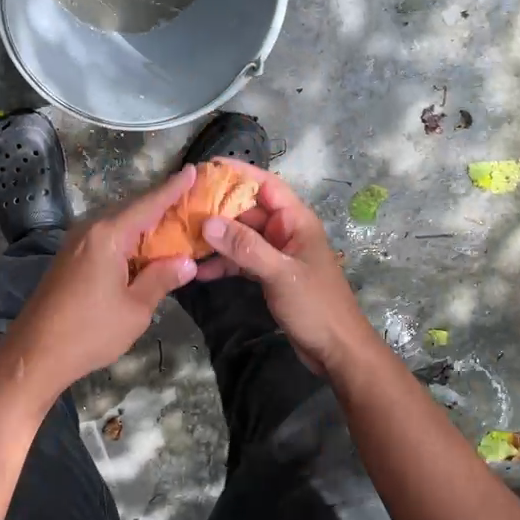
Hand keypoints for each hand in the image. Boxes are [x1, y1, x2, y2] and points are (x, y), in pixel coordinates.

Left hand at [3, 167, 200, 391]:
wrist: (34, 354)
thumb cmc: (88, 331)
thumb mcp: (135, 309)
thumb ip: (162, 279)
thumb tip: (188, 262)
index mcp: (109, 235)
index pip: (149, 204)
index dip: (173, 188)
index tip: (193, 169)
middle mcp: (91, 229)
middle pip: (133, 209)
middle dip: (161, 204)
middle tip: (191, 199)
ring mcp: (76, 242)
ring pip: (119, 223)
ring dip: (145, 223)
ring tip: (174, 222)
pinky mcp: (70, 257)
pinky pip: (106, 237)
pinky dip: (129, 238)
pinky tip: (143, 248)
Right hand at [193, 160, 379, 376]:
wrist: (338, 352)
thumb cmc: (317, 306)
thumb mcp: (280, 273)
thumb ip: (245, 247)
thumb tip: (208, 222)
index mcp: (296, 220)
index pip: (265, 184)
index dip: (238, 172)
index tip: (206, 167)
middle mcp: (285, 231)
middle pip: (247, 210)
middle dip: (217, 208)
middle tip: (182, 207)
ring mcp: (276, 253)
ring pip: (240, 235)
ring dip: (215, 238)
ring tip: (182, 238)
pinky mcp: (269, 275)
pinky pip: (241, 260)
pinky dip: (221, 263)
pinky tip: (197, 270)